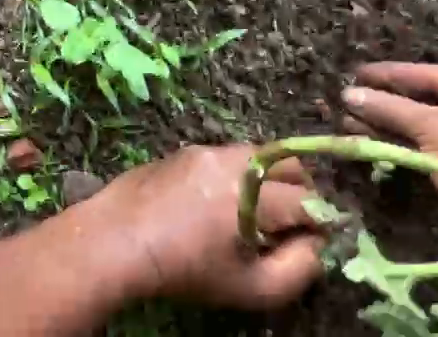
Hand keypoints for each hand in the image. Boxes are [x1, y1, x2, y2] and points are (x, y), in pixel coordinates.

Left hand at [75, 144, 327, 309]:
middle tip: (292, 224)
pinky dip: (236, 175)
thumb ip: (302, 265)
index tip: (313, 242)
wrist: (115, 239)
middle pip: (286, 163)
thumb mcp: (258, 287)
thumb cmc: (188, 269)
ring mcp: (197, 152)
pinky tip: (220, 204)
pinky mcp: (176, 153)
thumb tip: (315, 240)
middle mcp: (227, 161)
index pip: (311, 201)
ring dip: (268, 180)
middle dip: (302, 191)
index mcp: (252, 192)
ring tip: (256, 215)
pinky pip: (221, 158)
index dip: (322, 224)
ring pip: (253, 155)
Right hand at [342, 62, 437, 255]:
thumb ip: (391, 107)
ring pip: (437, 127)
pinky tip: (371, 136)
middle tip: (354, 94)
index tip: (359, 71)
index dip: (399, 73)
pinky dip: (409, 141)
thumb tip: (347, 93)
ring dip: (394, 122)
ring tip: (352, 117)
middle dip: (393, 101)